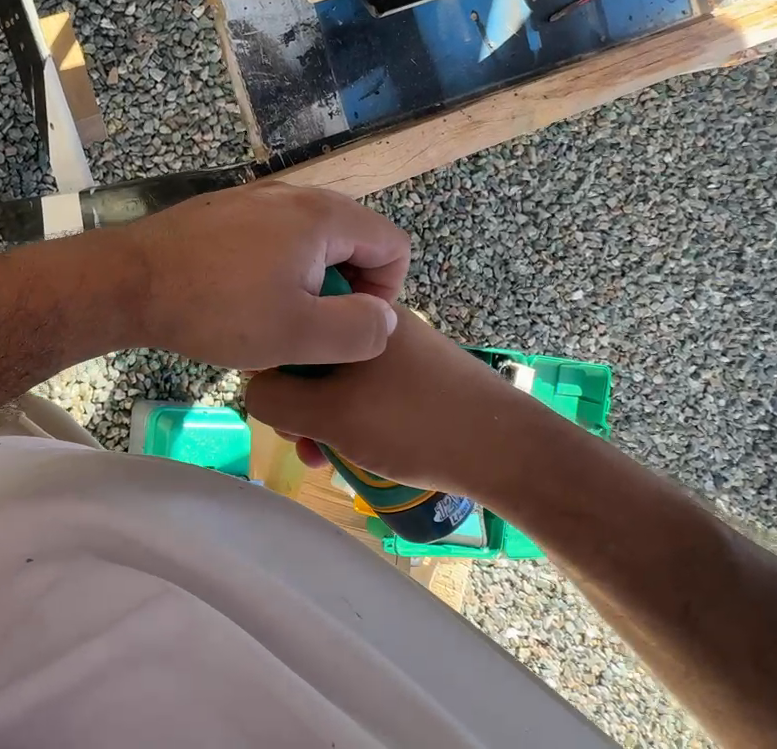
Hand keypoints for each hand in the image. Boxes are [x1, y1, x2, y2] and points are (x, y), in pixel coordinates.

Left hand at [116, 182, 409, 369]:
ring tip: (267, 319)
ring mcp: (245, 198)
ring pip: (301, 241)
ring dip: (299, 281)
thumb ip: (360, 330)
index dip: (385, 291)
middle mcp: (287, 194)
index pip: (392, 243)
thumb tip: (383, 318)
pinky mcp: (213, 212)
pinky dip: (263, 268)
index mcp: (320, 215)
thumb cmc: (216, 309)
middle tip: (307, 328)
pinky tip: (232, 300)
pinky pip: (261, 238)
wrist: (125, 282)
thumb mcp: (299, 334)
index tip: (348, 326)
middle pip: (347, 238)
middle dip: (339, 287)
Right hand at [242, 309, 570, 502]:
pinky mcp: (426, 381)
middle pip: (313, 359)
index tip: (275, 407)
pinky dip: (356, 422)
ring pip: (340, 382)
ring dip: (324, 420)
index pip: (289, 328)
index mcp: (357, 315)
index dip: (269, 368)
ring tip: (328, 460)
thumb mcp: (325, 415)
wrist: (520, 458)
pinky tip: (362, 456)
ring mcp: (407, 353)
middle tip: (302, 444)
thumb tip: (256, 392)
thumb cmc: (414, 426)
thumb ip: (271, 399)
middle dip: (298, 404)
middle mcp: (380, 324)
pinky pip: (370, 395)